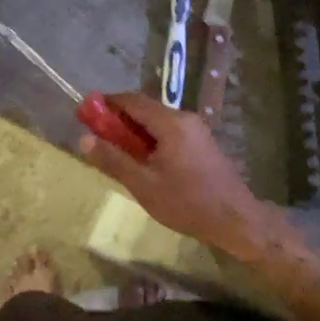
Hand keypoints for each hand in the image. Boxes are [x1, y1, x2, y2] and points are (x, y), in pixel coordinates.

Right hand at [76, 92, 275, 255]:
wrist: (236, 220)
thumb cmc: (187, 202)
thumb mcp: (143, 184)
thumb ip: (113, 159)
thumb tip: (83, 139)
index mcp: (170, 123)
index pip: (132, 100)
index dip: (106, 104)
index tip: (85, 114)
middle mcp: (185, 119)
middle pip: (144, 109)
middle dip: (118, 119)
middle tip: (97, 137)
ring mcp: (196, 130)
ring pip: (157, 121)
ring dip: (134, 131)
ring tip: (116, 152)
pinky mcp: (202, 143)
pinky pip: (169, 132)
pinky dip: (151, 139)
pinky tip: (143, 161)